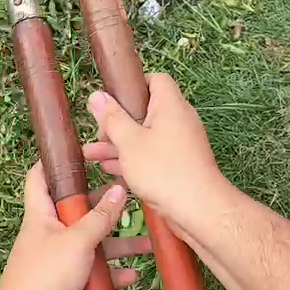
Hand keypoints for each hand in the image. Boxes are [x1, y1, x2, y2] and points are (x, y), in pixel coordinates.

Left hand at [0, 164, 150, 289]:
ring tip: (147, 246)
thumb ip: (101, 216)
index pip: (40, 176)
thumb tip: (119, 190)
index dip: (56, 161)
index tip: (82, 152)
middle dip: (105, 207)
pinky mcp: (67, 282)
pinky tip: (132, 275)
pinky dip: (112, 273)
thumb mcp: (77, 241)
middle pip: (78, 211)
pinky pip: (94, 271)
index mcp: (42, 214)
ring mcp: (58, 258)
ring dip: (117, 244)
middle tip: (131, 199)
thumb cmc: (44, 276)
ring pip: (92, 243)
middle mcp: (49, 232)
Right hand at [85, 74, 240, 239]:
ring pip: (145, 135)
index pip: (156, 80)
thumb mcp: (130, 142)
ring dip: (119, 143)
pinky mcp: (179, 164)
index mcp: (170, 106)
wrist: (198, 209)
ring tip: (90, 153)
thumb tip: (96, 95)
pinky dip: (132, 158)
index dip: (133, 84)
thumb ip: (112, 118)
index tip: (112, 98)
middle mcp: (179, 120)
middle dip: (118, 121)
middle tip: (97, 133)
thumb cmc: (163, 170)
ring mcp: (180, 143)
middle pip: (145, 110)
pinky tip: (109, 168)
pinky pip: (152, 153)